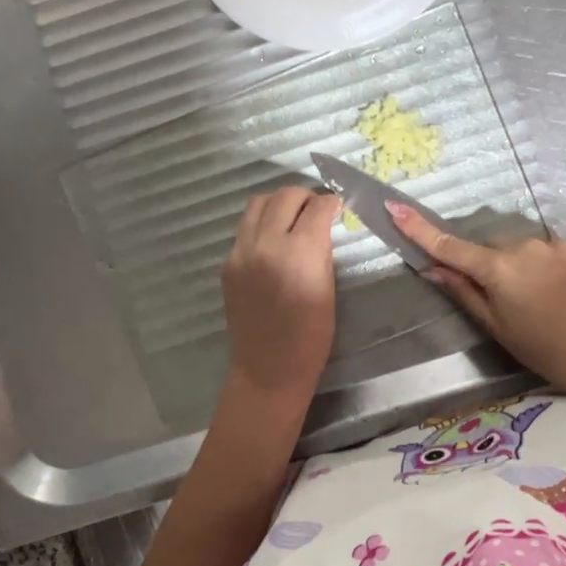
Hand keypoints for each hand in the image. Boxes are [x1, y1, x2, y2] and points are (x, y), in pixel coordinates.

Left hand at [222, 187, 342, 398]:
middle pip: (285, 196)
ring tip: (292, 217)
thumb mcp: (328, 289)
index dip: (331, 202)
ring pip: (258, 203)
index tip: (337, 205)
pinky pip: (245, 228)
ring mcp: (241, 252)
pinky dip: (262, 224)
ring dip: (279, 203)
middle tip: (316, 208)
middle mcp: (267, 244)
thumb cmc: (311, 337)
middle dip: (305, 196)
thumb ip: (322, 251)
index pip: (317, 207)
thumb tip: (323, 225)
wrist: (268, 368)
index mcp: (300, 253)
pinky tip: (274, 241)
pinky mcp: (228, 263)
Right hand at [389, 201, 565, 399]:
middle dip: (486, 266)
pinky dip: (542, 269)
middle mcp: (524, 246)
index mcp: (499, 269)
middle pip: (489, 247)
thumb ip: (464, 292)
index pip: (449, 245)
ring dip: (517, 268)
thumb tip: (434, 268)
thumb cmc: (546, 350)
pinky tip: (558, 297)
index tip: (394, 207)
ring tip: (537, 304)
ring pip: (519, 250)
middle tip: (501, 303)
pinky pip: (546, 253)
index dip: (418, 228)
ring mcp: (554, 244)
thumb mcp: (497, 328)